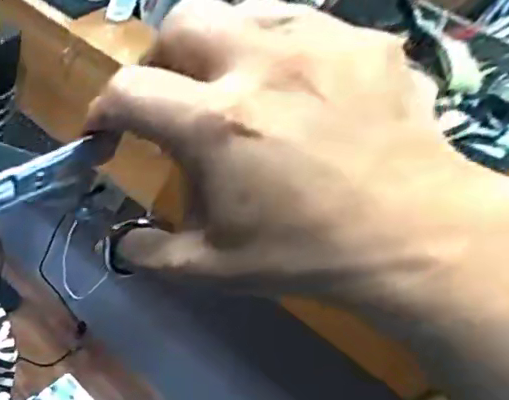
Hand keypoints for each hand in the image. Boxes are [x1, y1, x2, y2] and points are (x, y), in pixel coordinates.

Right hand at [87, 0, 508, 306]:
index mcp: (214, 124)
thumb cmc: (292, 252)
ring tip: (220, 91)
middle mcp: (262, 64)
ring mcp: (321, 43)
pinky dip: (272, 50)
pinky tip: (280, 92)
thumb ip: (144, 247)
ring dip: (215, 48)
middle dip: (155, 62)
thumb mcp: (198, 266)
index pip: (129, 90)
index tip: (101, 139)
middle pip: (183, 21)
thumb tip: (125, 236)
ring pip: (243, 9)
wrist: (408, 230)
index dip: (100, 113)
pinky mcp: (365, 41)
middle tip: (161, 103)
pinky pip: (301, 23)